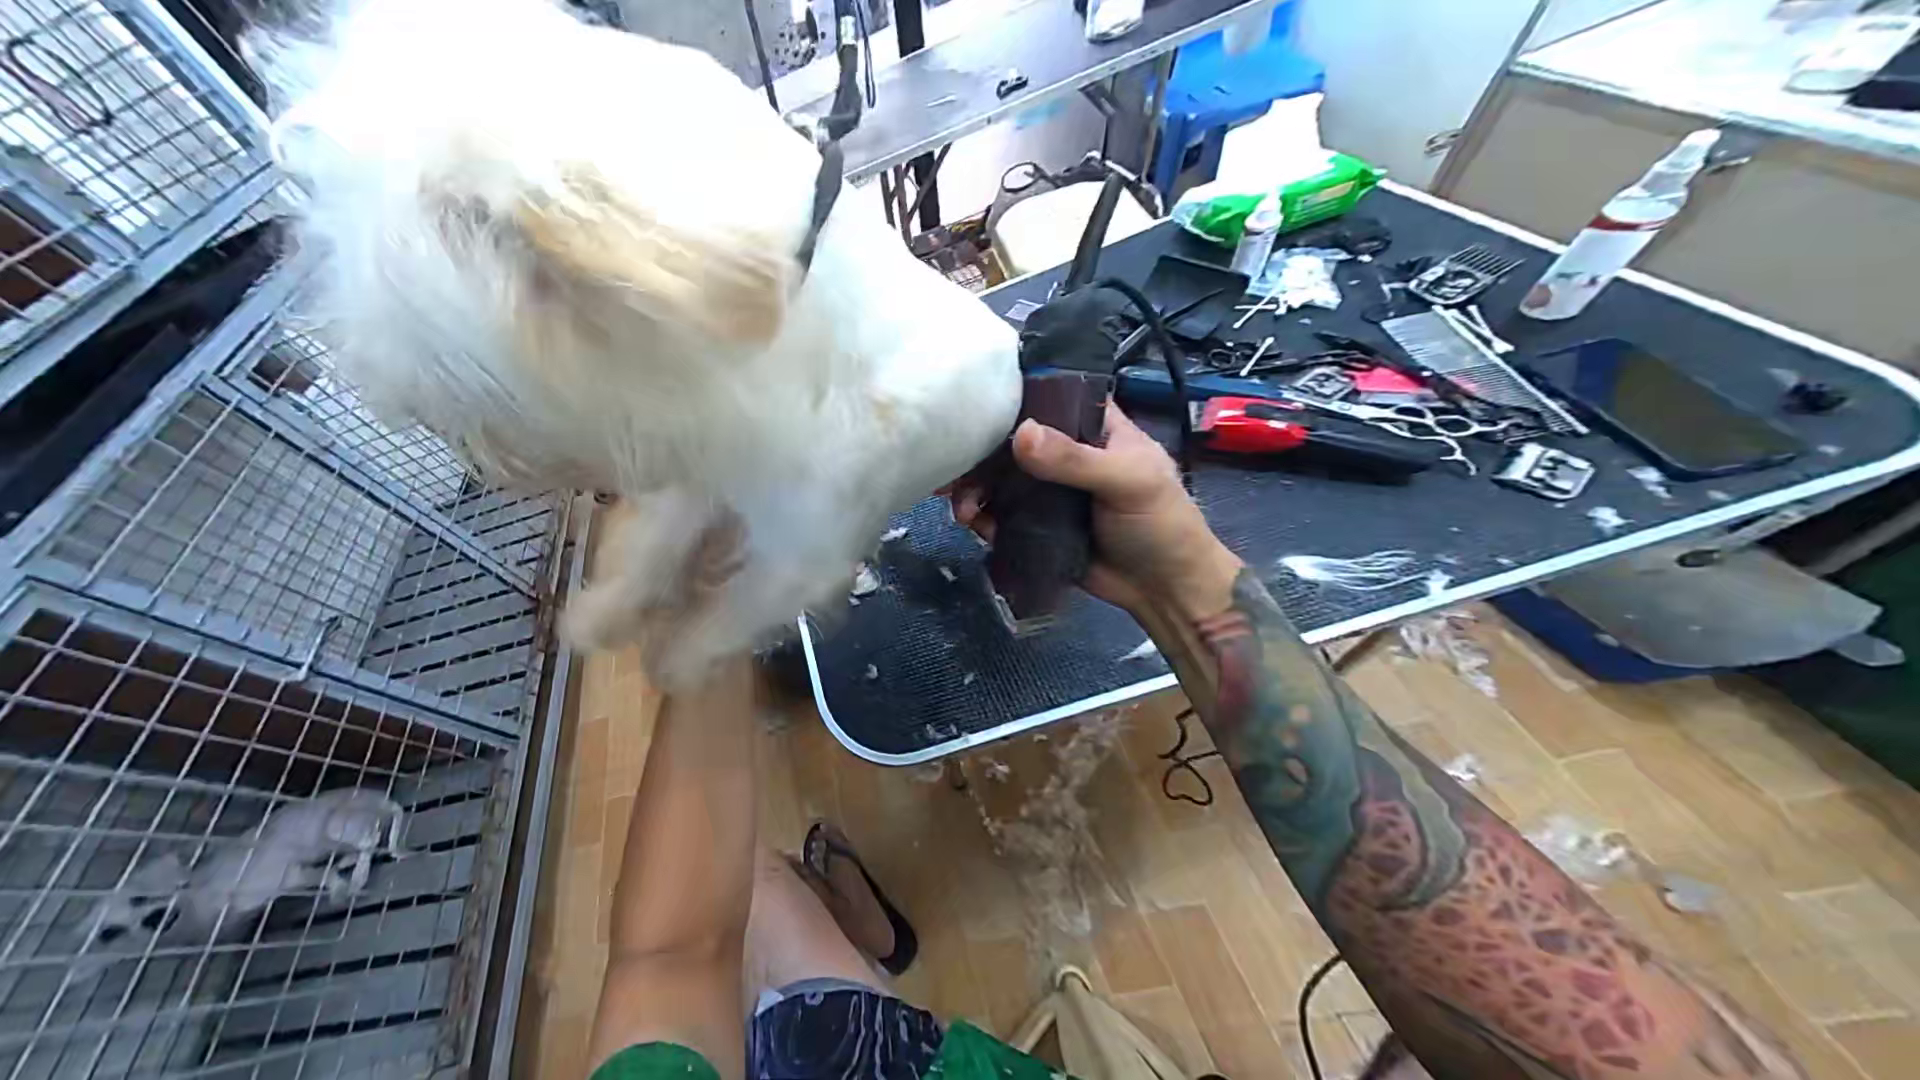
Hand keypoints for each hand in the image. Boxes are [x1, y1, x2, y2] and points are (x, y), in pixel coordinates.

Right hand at [951, 403, 1242, 619]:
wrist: (1164, 591)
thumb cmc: (1160, 524)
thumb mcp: (1129, 482)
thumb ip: (1076, 459)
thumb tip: (1021, 435)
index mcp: (1095, 428)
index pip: (1049, 396)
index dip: (1012, 397)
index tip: (973, 406)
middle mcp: (1067, 454)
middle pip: (1013, 442)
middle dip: (981, 455)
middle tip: (953, 471)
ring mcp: (1050, 492)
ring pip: (1002, 480)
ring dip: (976, 490)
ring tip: (964, 510)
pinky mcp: (1038, 526)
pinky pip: (1004, 516)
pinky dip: (985, 519)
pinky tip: (978, 526)